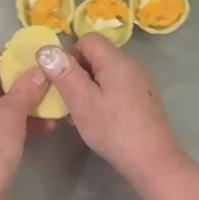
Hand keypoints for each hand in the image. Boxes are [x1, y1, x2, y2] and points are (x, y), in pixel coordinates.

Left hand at [0, 50, 51, 199]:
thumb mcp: (10, 115)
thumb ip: (25, 89)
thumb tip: (40, 70)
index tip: (24, 63)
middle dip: (17, 81)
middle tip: (42, 82)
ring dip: (24, 102)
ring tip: (51, 105)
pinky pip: (1, 122)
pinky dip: (20, 121)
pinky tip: (46, 126)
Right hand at [35, 34, 182, 178]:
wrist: (152, 160)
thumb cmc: (113, 130)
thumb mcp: (82, 101)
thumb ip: (64, 73)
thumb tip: (46, 49)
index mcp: (117, 61)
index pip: (88, 39)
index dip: (70, 55)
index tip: (63, 81)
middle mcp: (132, 66)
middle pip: (98, 56)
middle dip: (78, 73)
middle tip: (69, 100)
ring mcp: (141, 83)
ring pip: (107, 73)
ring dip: (90, 87)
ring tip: (82, 113)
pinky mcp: (145, 99)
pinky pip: (118, 87)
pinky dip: (104, 97)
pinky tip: (101, 119)